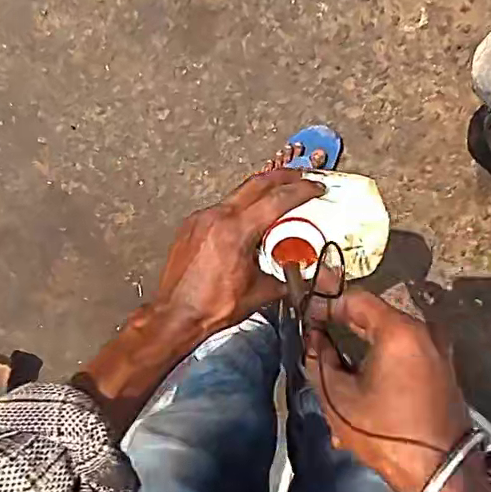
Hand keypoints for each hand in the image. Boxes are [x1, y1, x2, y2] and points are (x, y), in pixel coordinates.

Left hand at [152, 168, 324, 340]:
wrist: (175, 315)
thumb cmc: (210, 307)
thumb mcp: (260, 293)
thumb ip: (285, 278)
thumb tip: (300, 274)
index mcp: (235, 231)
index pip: (277, 199)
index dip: (302, 190)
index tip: (316, 187)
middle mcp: (216, 217)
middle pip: (257, 184)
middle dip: (283, 177)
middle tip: (301, 176)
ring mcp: (201, 219)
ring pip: (237, 195)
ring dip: (260, 193)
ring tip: (277, 198)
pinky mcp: (191, 226)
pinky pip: (220, 209)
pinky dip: (239, 210)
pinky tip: (248, 221)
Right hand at [305, 288, 490, 491]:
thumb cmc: (393, 453)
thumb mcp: (342, 408)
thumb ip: (320, 368)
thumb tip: (308, 344)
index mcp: (403, 335)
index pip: (354, 299)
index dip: (324, 305)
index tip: (304, 315)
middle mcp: (430, 337)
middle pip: (374, 313)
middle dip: (343, 323)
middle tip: (314, 341)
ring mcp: (442, 358)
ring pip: (392, 333)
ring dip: (363, 342)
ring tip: (334, 364)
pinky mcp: (446, 379)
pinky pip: (406, 354)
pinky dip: (382, 359)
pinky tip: (362, 381)